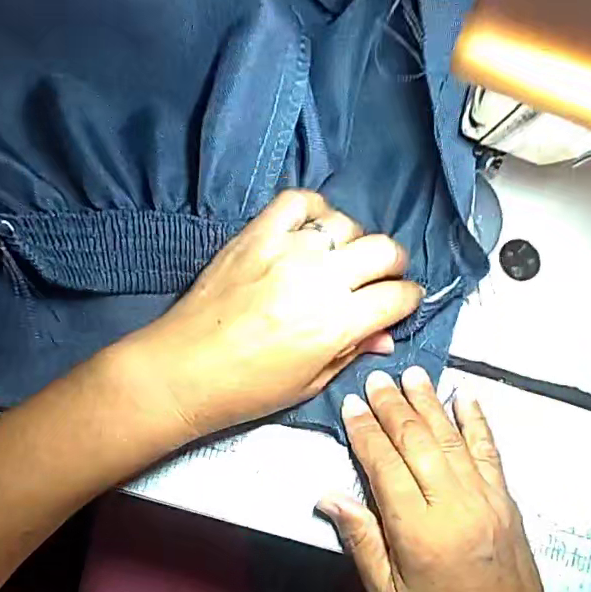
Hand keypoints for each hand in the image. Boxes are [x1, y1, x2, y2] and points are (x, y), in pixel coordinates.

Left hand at [114, 190, 422, 440]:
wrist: (183, 370)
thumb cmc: (245, 389)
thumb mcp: (307, 383)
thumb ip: (350, 352)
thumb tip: (385, 336)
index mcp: (336, 323)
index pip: (397, 296)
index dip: (407, 301)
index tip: (399, 304)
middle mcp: (319, 280)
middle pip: (384, 251)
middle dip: (392, 267)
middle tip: (378, 280)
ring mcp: (286, 251)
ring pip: (345, 224)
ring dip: (352, 242)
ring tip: (338, 260)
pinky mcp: (255, 235)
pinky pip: (298, 202)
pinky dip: (313, 211)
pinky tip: (310, 231)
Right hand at [316, 367, 568, 591]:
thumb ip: (361, 541)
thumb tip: (330, 498)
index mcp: (418, 532)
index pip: (385, 468)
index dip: (366, 433)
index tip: (352, 405)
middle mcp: (453, 506)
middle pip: (418, 443)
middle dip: (394, 408)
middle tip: (376, 379)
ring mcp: (485, 497)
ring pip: (451, 439)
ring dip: (429, 403)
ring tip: (411, 375)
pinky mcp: (505, 497)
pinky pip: (488, 450)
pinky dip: (476, 421)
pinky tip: (464, 396)